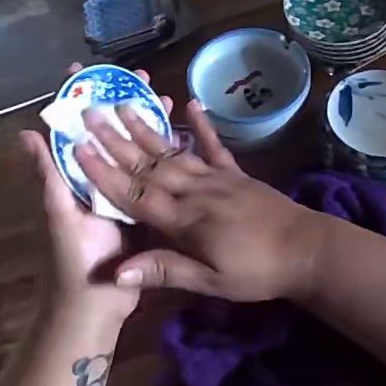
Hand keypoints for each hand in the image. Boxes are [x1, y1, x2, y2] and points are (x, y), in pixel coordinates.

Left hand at [18, 68, 172, 326]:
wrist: (96, 304)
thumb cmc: (72, 258)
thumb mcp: (57, 214)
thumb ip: (46, 175)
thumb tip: (25, 132)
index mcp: (71, 174)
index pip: (71, 125)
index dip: (76, 96)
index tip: (87, 69)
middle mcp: (95, 175)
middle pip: (106, 129)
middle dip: (121, 100)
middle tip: (141, 76)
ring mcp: (120, 190)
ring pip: (132, 145)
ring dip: (145, 120)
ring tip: (164, 95)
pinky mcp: (142, 205)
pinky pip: (152, 171)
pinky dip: (163, 151)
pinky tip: (180, 134)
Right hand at [74, 101, 328, 301]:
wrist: (307, 251)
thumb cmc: (257, 273)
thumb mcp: (210, 282)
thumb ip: (164, 271)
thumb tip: (117, 273)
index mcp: (184, 220)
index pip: (134, 194)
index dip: (103, 173)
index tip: (78, 148)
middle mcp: (195, 191)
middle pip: (147, 164)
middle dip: (114, 140)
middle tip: (89, 113)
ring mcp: (216, 177)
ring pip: (171, 151)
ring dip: (144, 129)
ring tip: (121, 105)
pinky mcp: (235, 173)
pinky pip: (213, 146)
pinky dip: (201, 125)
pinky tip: (190, 104)